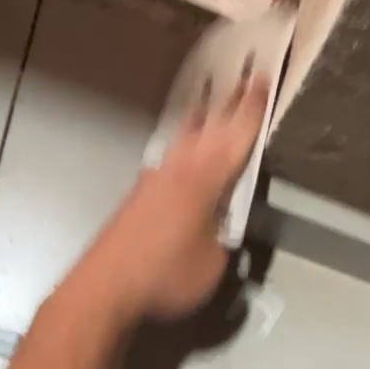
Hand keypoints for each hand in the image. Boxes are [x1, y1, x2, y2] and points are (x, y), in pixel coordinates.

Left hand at [80, 71, 271, 319]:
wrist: (107, 287)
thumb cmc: (167, 275)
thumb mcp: (213, 265)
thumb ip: (223, 240)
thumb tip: (221, 229)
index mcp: (206, 178)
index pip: (237, 135)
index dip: (252, 110)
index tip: (263, 81)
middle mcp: (179, 167)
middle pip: (208, 126)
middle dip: (227, 104)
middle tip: (242, 81)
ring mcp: (154, 177)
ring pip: (183, 137)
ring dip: (200, 119)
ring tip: (210, 105)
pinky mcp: (138, 194)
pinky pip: (168, 156)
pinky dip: (181, 144)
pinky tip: (181, 148)